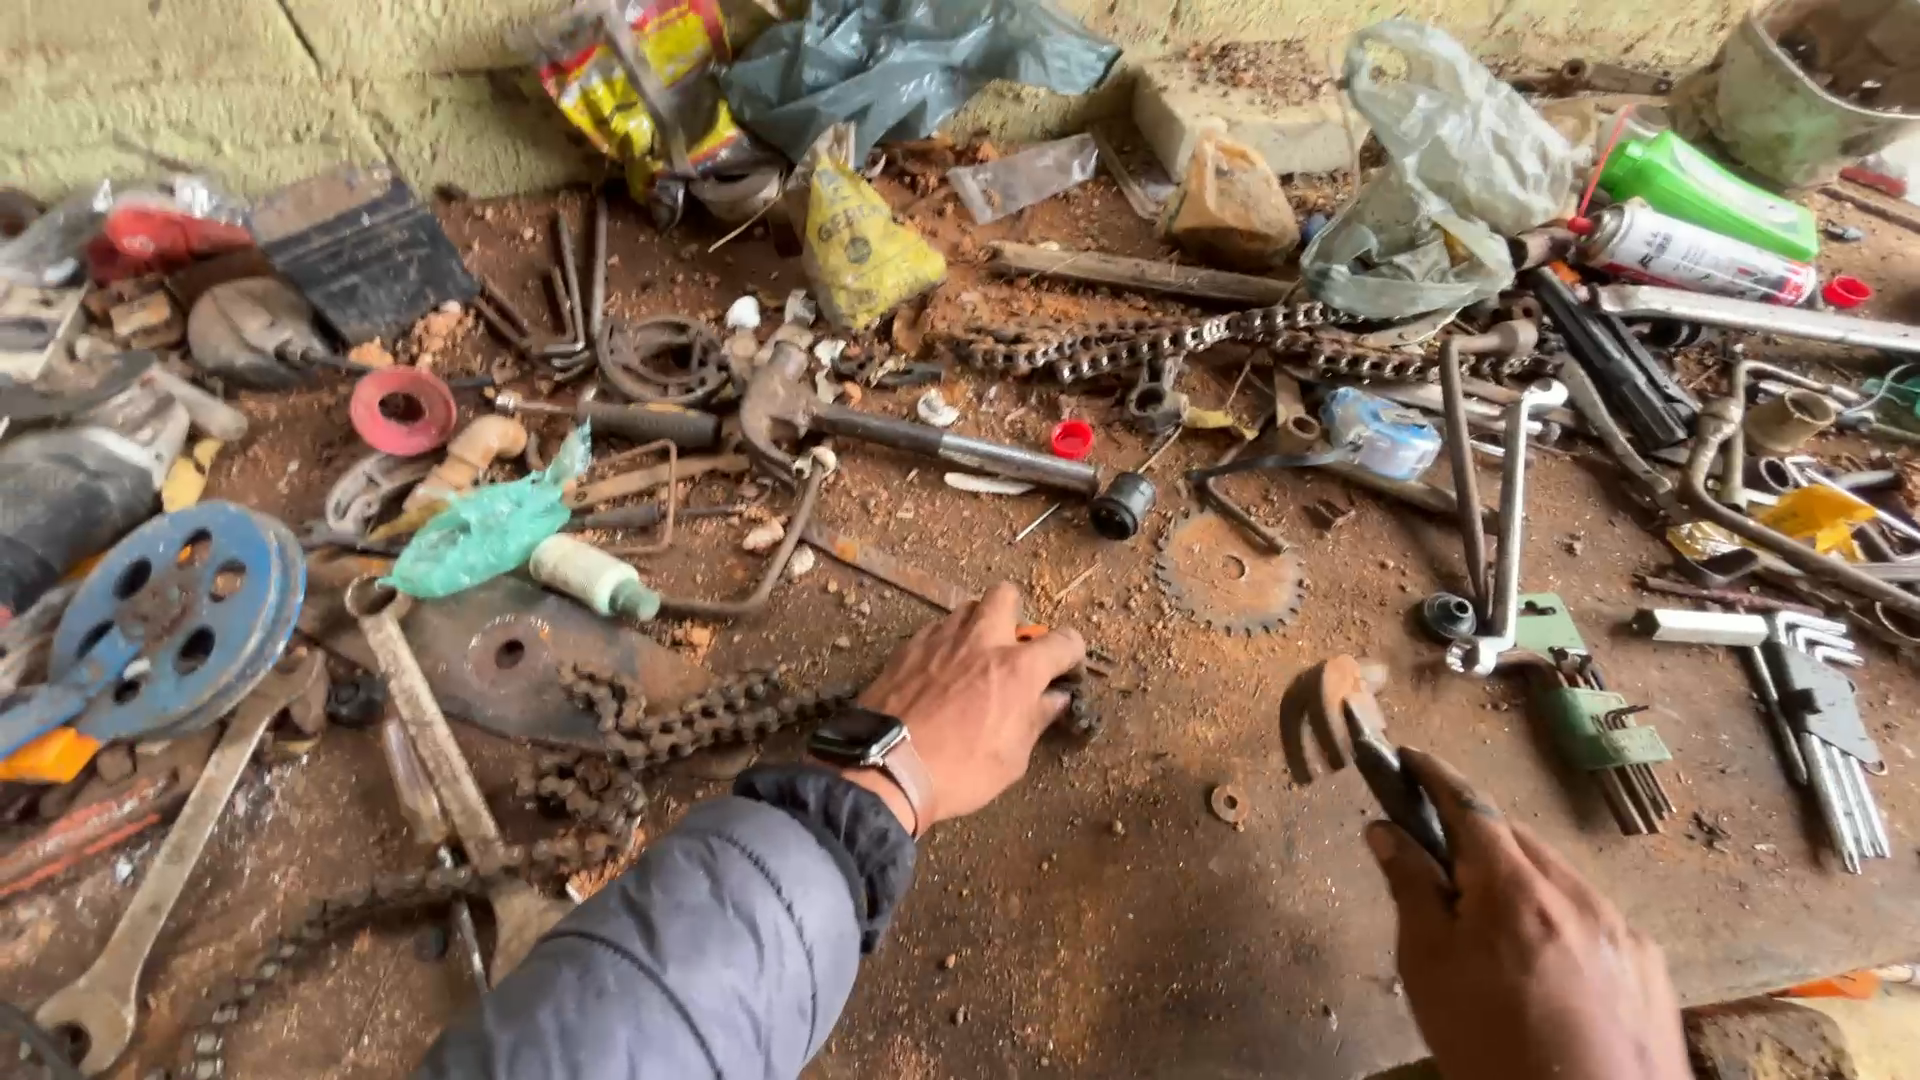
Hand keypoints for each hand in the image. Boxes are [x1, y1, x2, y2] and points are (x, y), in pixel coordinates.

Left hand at [831, 583, 1084, 832]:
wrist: (886, 767)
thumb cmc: (959, 771)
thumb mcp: (1012, 758)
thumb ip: (1036, 719)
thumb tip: (1054, 698)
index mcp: (1018, 668)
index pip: (1064, 640)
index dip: (1072, 655)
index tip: (1064, 673)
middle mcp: (981, 640)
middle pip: (1006, 595)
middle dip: (1015, 615)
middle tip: (1010, 649)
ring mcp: (940, 638)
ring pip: (966, 609)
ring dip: (976, 627)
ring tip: (971, 661)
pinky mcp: (907, 646)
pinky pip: (934, 630)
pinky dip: (943, 644)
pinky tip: (938, 673)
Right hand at [1366, 749, 1688, 1079]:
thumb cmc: (1488, 1044)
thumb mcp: (1427, 964)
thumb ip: (1410, 886)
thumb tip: (1386, 830)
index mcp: (1517, 891)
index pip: (1471, 806)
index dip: (1435, 775)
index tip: (1408, 756)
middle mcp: (1579, 897)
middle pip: (1514, 837)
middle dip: (1471, 829)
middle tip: (1432, 851)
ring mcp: (1624, 933)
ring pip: (1553, 872)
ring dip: (1511, 870)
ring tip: (1480, 908)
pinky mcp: (1650, 970)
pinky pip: (1586, 911)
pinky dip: (1549, 906)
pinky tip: (1533, 949)